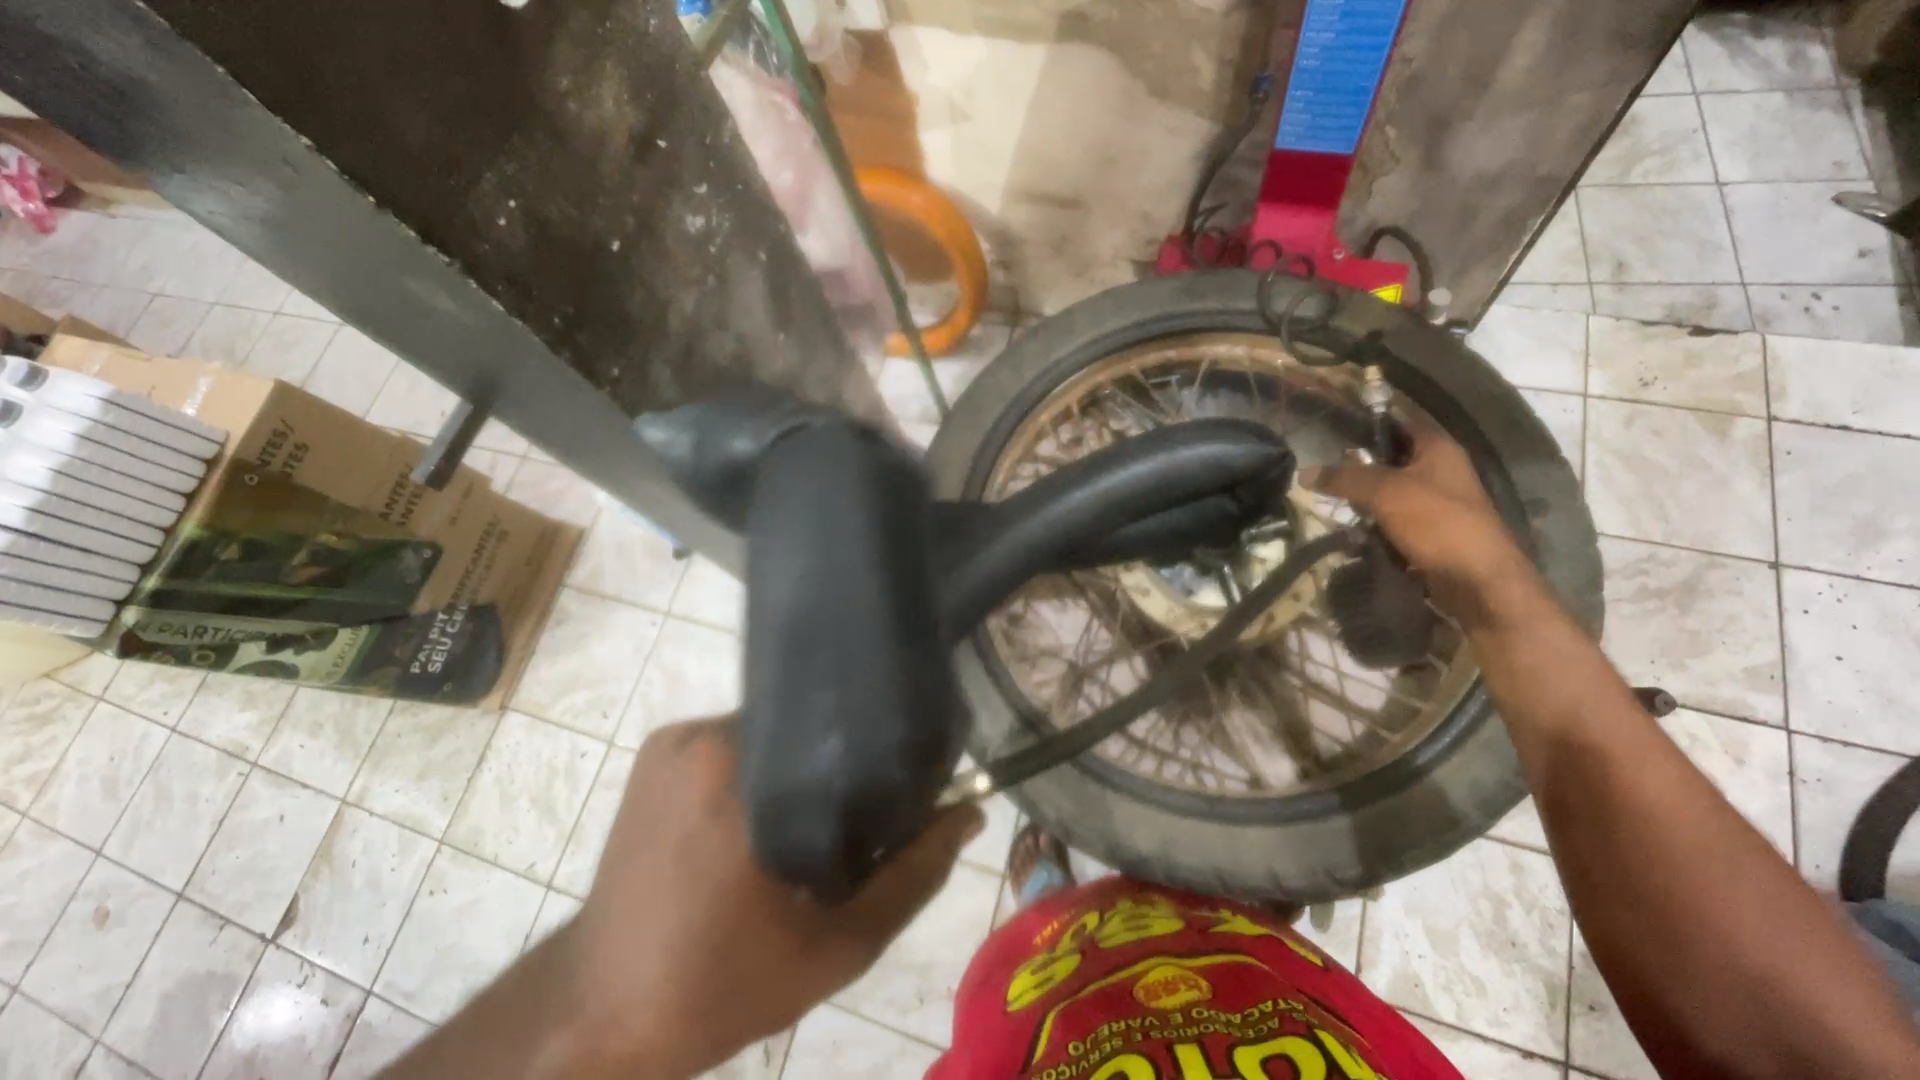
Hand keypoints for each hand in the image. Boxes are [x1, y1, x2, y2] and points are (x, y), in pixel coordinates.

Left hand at [559, 718, 983, 1076]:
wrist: (602, 1015)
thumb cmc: (723, 983)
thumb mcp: (838, 945)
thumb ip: (913, 874)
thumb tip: (970, 812)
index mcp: (740, 767)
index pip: (838, 725)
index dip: (880, 749)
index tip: (907, 783)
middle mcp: (701, 735)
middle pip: (803, 728)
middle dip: (839, 764)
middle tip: (869, 813)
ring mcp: (670, 743)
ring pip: (768, 735)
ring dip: (798, 769)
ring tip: (824, 818)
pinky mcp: (651, 759)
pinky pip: (729, 748)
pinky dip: (759, 774)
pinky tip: (773, 822)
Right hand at [1303, 423, 1541, 626]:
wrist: (1477, 580)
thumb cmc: (1437, 523)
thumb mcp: (1385, 492)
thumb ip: (1345, 478)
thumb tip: (1305, 472)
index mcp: (1438, 448)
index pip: (1400, 418)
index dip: (1369, 417)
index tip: (1333, 424)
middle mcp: (1440, 470)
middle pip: (1391, 458)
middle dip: (1358, 467)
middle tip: (1323, 472)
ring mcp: (1437, 503)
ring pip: (1389, 492)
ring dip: (1363, 501)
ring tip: (1331, 506)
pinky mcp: (1430, 533)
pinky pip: (1393, 522)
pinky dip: (1374, 527)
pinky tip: (1351, 536)